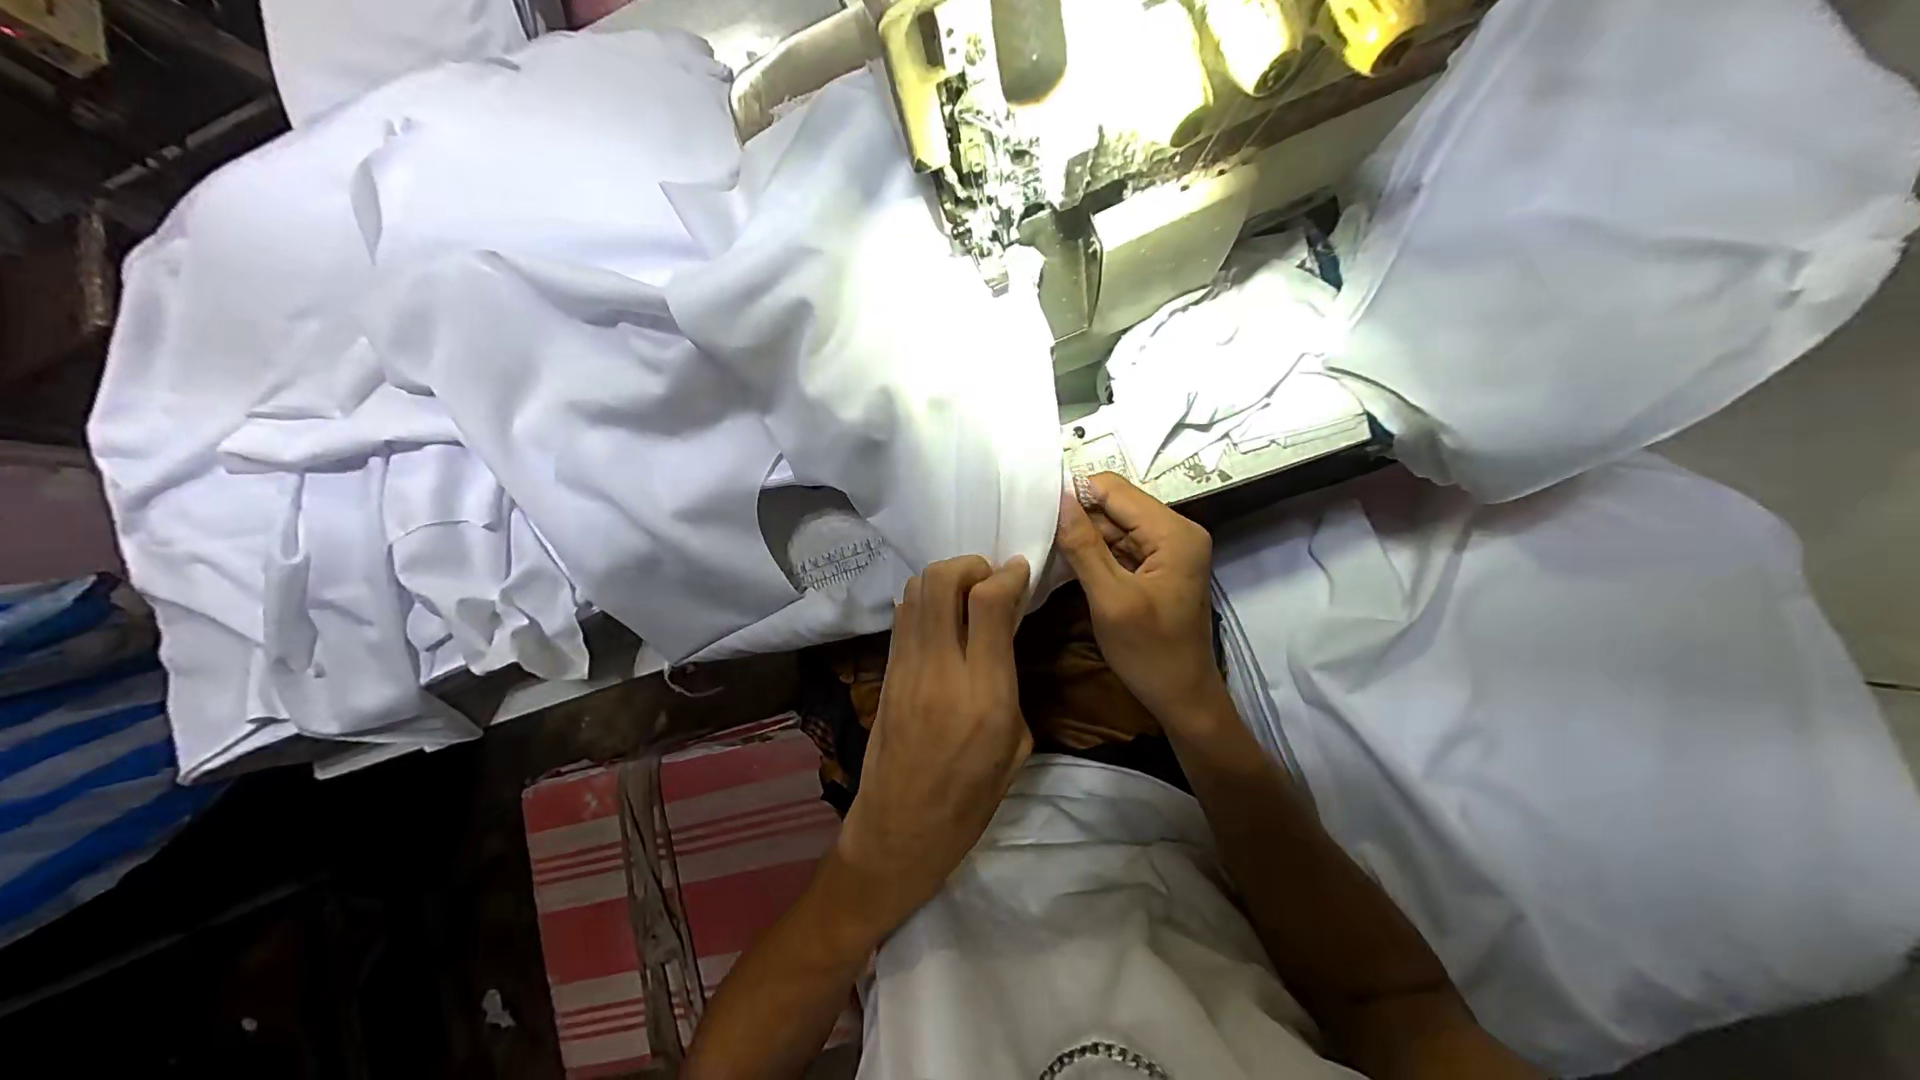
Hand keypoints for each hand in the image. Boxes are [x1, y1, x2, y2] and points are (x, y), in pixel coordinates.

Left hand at [832, 554, 1033, 937]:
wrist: (899, 829)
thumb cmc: (970, 801)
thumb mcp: (1015, 746)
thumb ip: (1011, 683)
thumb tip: (1004, 637)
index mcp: (985, 693)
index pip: (989, 603)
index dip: (1008, 574)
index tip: (1020, 570)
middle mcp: (941, 670)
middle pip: (942, 581)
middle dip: (970, 566)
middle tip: (988, 579)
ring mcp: (906, 669)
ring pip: (915, 592)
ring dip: (944, 578)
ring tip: (964, 594)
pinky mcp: (885, 674)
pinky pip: (902, 618)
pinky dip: (922, 601)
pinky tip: (940, 618)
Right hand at [1055, 472, 1226, 723]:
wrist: (1183, 697)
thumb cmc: (1150, 653)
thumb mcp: (1110, 599)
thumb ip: (1084, 546)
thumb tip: (1060, 500)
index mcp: (1173, 532)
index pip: (1116, 490)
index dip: (1076, 494)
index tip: (1037, 509)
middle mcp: (1176, 530)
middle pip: (1116, 505)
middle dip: (1078, 517)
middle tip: (1036, 531)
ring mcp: (1168, 548)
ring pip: (1114, 525)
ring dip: (1083, 536)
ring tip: (1046, 547)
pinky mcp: (1158, 566)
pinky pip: (1120, 546)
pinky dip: (1095, 552)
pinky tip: (1067, 562)